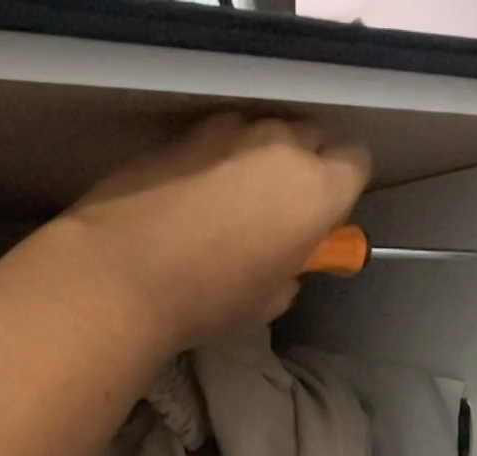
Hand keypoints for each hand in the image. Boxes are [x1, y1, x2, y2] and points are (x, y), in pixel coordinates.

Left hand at [54, 114, 371, 351]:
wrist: (120, 276)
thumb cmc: (204, 301)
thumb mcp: (266, 303)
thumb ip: (291, 272)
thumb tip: (286, 264)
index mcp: (315, 190)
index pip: (356, 164)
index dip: (340, 192)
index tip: (320, 219)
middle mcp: (279, 146)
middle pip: (312, 138)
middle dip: (304, 168)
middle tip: (276, 214)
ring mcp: (226, 132)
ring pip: (261, 134)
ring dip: (257, 161)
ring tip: (227, 206)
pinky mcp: (181, 133)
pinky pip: (216, 140)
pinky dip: (214, 160)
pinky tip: (189, 198)